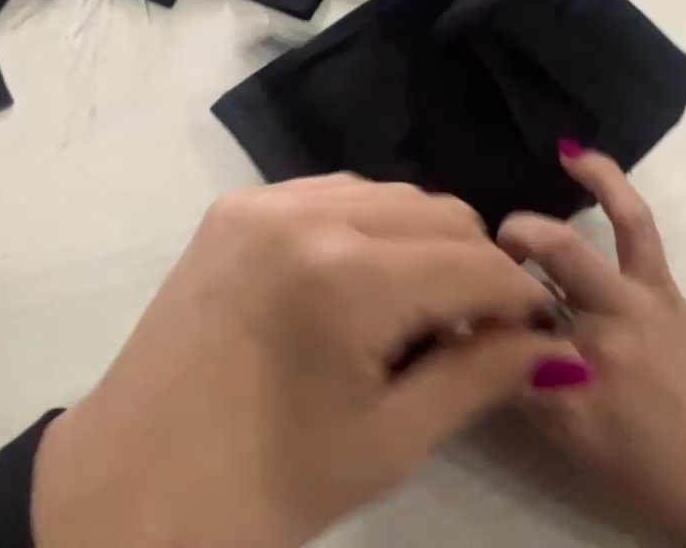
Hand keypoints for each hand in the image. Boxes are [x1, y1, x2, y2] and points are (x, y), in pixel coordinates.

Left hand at [31, 176, 572, 547]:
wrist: (126, 490)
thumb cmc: (264, 486)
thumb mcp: (389, 440)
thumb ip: (482, 377)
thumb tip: (559, 349)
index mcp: (347, 275)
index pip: (474, 261)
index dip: (519, 298)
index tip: (535, 335)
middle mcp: (306, 212)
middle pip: (439, 211)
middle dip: (474, 267)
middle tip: (471, 331)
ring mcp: (263, 200)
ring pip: (389, 194)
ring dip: (421, 243)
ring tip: (414, 309)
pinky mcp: (233, 206)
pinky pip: (333, 194)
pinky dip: (367, 228)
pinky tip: (359, 283)